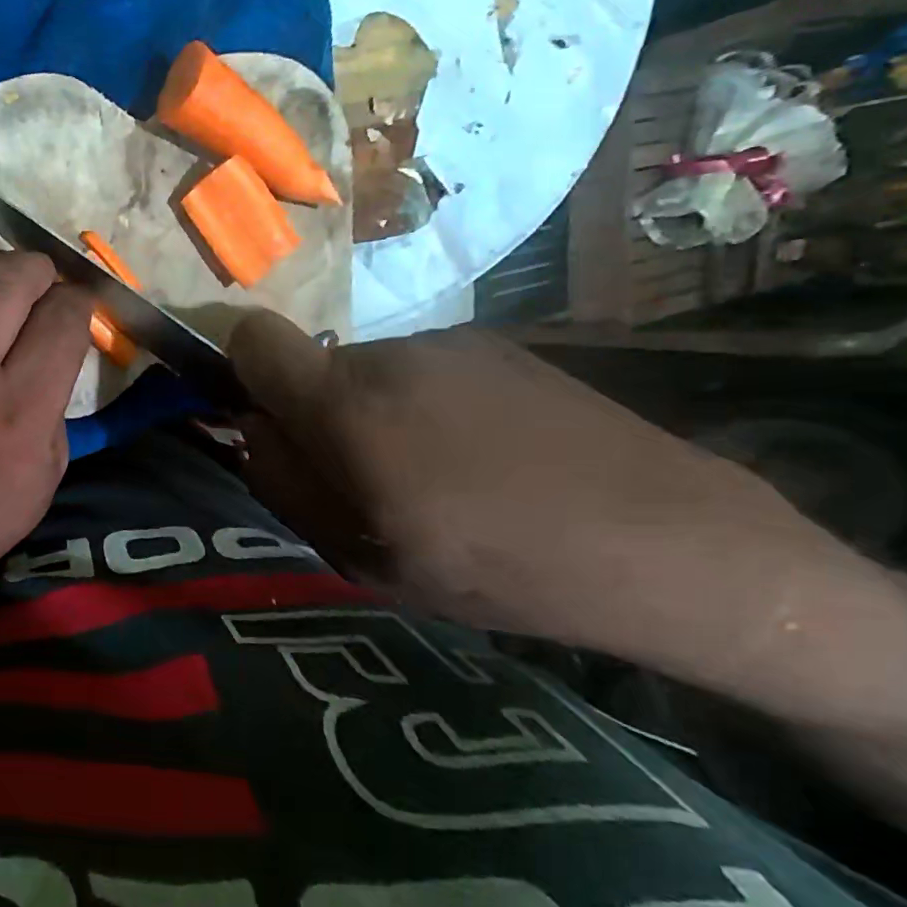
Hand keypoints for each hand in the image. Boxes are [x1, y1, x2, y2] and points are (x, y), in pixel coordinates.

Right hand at [229, 312, 845, 657]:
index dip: (244, 372)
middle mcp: (389, 353)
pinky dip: (426, 404)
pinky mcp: (496, 344)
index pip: (254, 338)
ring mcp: (449, 341)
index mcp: (347, 407)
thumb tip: (253, 433)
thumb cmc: (498, 568)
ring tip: (437, 474)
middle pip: (313, 366)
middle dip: (317, 414)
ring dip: (374, 413)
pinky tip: (484, 454)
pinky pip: (423, 368)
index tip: (271, 425)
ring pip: (370, 370)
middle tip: (368, 480)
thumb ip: (288, 487)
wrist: (662, 539)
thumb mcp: (366, 559)